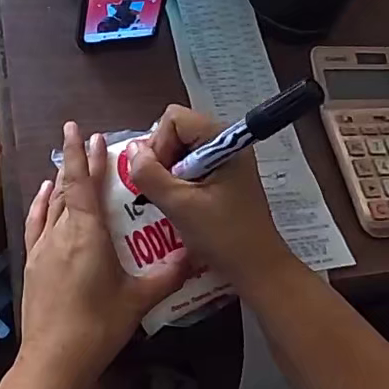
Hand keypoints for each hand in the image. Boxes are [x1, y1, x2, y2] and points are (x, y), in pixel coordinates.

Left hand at [18, 122, 190, 388]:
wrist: (53, 359)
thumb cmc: (98, 327)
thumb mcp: (138, 300)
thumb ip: (167, 276)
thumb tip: (196, 256)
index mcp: (87, 233)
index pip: (85, 183)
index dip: (86, 156)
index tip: (87, 132)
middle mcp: (61, 231)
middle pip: (67, 187)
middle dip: (77, 161)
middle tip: (85, 139)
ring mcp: (42, 246)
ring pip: (51, 202)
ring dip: (60, 180)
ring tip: (67, 164)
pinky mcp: (32, 262)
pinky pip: (35, 222)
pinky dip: (40, 204)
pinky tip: (43, 195)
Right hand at [122, 105, 293, 288]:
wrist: (258, 269)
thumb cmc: (224, 236)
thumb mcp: (180, 205)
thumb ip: (149, 174)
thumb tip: (131, 150)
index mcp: (223, 140)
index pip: (174, 119)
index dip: (159, 144)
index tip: (162, 177)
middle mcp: (224, 142)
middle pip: (174, 130)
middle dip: (160, 158)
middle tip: (163, 190)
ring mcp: (223, 159)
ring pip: (177, 149)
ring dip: (165, 172)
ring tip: (169, 199)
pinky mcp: (220, 175)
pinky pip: (186, 164)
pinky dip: (175, 181)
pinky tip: (177, 204)